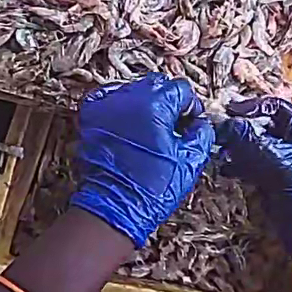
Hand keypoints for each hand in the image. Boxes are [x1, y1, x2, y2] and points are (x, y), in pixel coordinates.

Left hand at [70, 75, 215, 247]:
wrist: (115, 206)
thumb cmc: (153, 188)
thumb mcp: (190, 160)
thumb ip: (201, 133)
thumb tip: (200, 122)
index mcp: (155, 104)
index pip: (180, 89)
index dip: (191, 107)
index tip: (191, 123)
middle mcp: (128, 98)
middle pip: (156, 85)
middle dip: (169, 102)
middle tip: (172, 126)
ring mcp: (106, 105)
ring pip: (132, 89)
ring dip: (145, 103)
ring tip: (149, 128)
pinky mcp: (90, 115)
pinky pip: (107, 97)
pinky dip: (118, 104)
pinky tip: (126, 121)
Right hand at [217, 98, 291, 267]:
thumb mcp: (283, 165)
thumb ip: (254, 142)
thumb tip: (227, 124)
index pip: (277, 108)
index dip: (253, 106)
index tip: (229, 111)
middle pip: (261, 126)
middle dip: (239, 128)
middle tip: (218, 131)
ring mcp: (282, 165)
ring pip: (253, 146)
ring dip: (235, 147)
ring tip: (219, 150)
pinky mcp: (272, 182)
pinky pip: (250, 166)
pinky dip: (236, 165)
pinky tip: (225, 169)